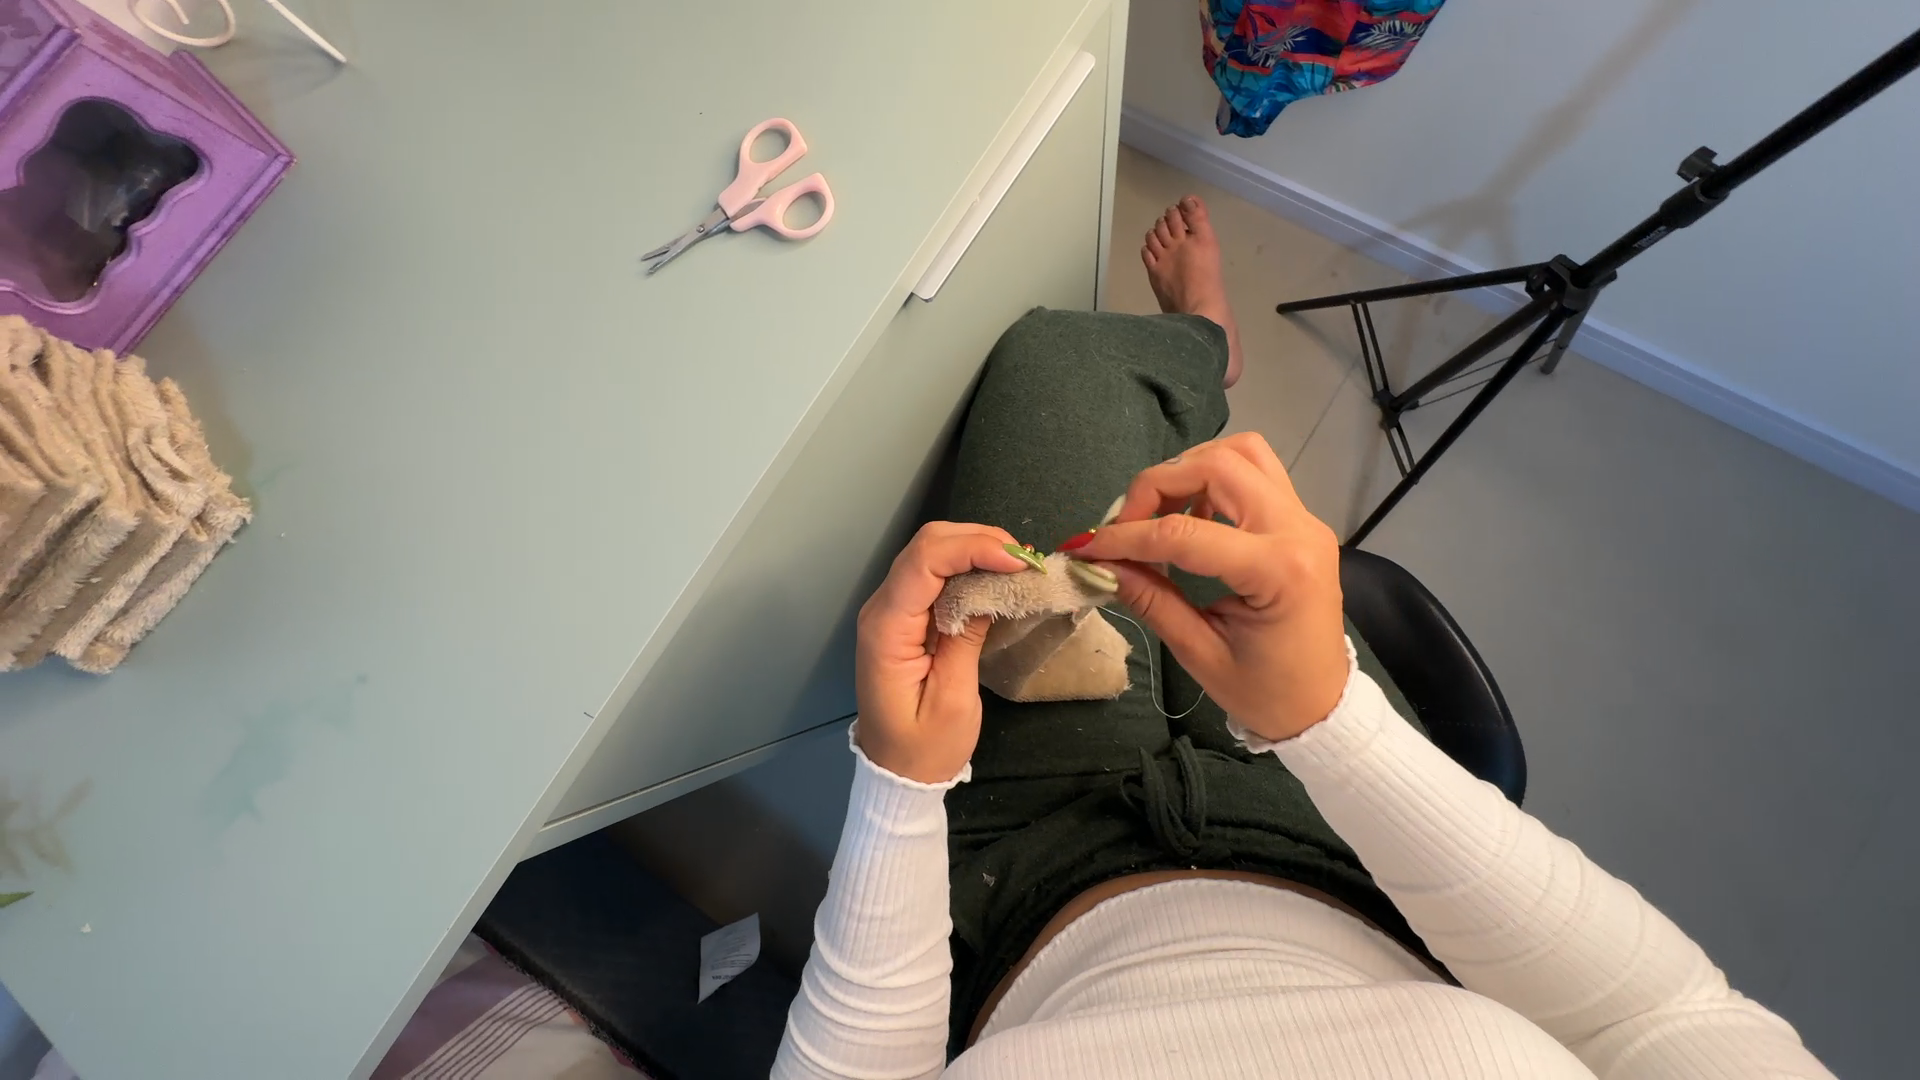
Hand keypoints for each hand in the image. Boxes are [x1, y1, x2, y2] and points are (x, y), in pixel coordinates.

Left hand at [855, 522, 1026, 783]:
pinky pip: (935, 572)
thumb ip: (966, 636)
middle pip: (926, 545)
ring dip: (975, 547)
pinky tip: (997, 574)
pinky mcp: (906, 614)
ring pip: (931, 551)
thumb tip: (990, 586)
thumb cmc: (924, 747)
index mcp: (887, 629)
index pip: (924, 562)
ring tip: (1018, 564)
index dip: (973, 548)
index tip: (1019, 561)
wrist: (896, 772)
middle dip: (978, 540)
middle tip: (1026, 560)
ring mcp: (892, 608)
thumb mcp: (953, 699)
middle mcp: (882, 608)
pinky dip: (968, 563)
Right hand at [1076, 433, 1347, 742]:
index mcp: (1279, 571)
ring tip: (1158, 513)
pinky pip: (1253, 470)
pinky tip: (1189, 513)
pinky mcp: (1298, 518)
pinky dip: (1210, 476)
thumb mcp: (1199, 654)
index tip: (1086, 548)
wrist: (1324, 706)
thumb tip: (1099, 565)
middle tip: (1124, 526)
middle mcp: (1298, 530)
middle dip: (1155, 486)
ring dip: (1187, 470)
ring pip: (1241, 452)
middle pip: (1217, 465)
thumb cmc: (1265, 692)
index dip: (1126, 537)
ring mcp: (1303, 518)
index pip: (1185, 532)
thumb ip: (1150, 600)